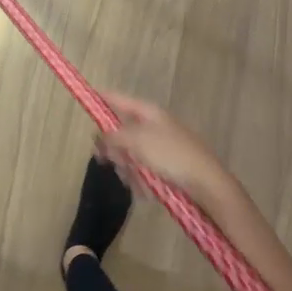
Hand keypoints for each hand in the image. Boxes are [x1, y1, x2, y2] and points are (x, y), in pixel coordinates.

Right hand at [95, 90, 234, 207]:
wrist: (207, 183)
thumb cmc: (171, 155)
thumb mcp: (137, 141)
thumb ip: (114, 136)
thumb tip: (98, 135)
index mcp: (148, 112)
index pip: (118, 99)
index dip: (100, 98)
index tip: (84, 99)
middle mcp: (153, 126)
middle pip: (121, 133)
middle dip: (116, 151)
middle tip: (113, 162)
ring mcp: (160, 147)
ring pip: (130, 156)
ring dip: (129, 170)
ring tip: (138, 183)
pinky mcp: (166, 167)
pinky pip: (143, 171)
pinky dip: (142, 181)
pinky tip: (147, 192)